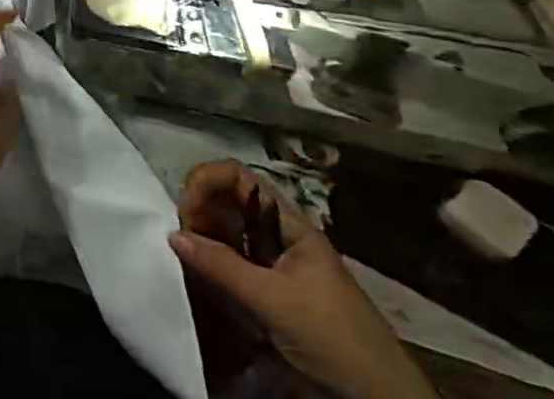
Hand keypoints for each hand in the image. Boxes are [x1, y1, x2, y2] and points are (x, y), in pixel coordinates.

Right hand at [171, 161, 438, 398]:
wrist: (379, 395)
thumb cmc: (332, 335)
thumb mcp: (273, 300)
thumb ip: (222, 266)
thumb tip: (173, 234)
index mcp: (288, 223)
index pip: (240, 177)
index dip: (207, 180)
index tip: (186, 206)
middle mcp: (279, 234)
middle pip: (231, 201)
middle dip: (201, 208)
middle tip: (181, 235)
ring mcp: (276, 262)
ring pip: (230, 231)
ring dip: (204, 235)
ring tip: (185, 254)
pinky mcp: (271, 290)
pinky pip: (234, 262)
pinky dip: (212, 261)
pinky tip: (199, 274)